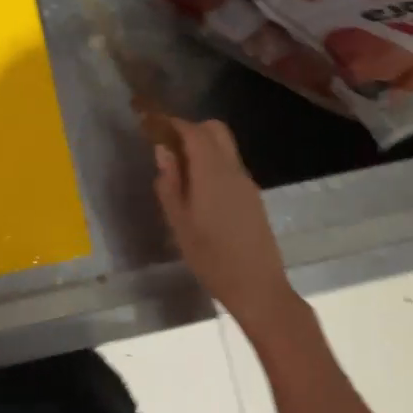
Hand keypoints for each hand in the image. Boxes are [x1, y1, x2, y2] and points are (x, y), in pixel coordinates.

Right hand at [153, 117, 298, 328]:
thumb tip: (163, 151)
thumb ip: (169, 182)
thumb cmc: (211, 257)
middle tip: (168, 146)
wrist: (259, 289)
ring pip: (225, 148)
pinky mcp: (253, 198)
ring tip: (180, 170)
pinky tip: (200, 190)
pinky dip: (213, 164)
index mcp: (212, 172)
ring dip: (203, 147)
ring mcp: (247, 183)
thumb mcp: (179, 222)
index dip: (172, 123)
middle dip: (191, 129)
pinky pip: (231, 166)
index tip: (153, 124)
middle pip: (215, 130)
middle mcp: (233, 170)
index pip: (193, 131)